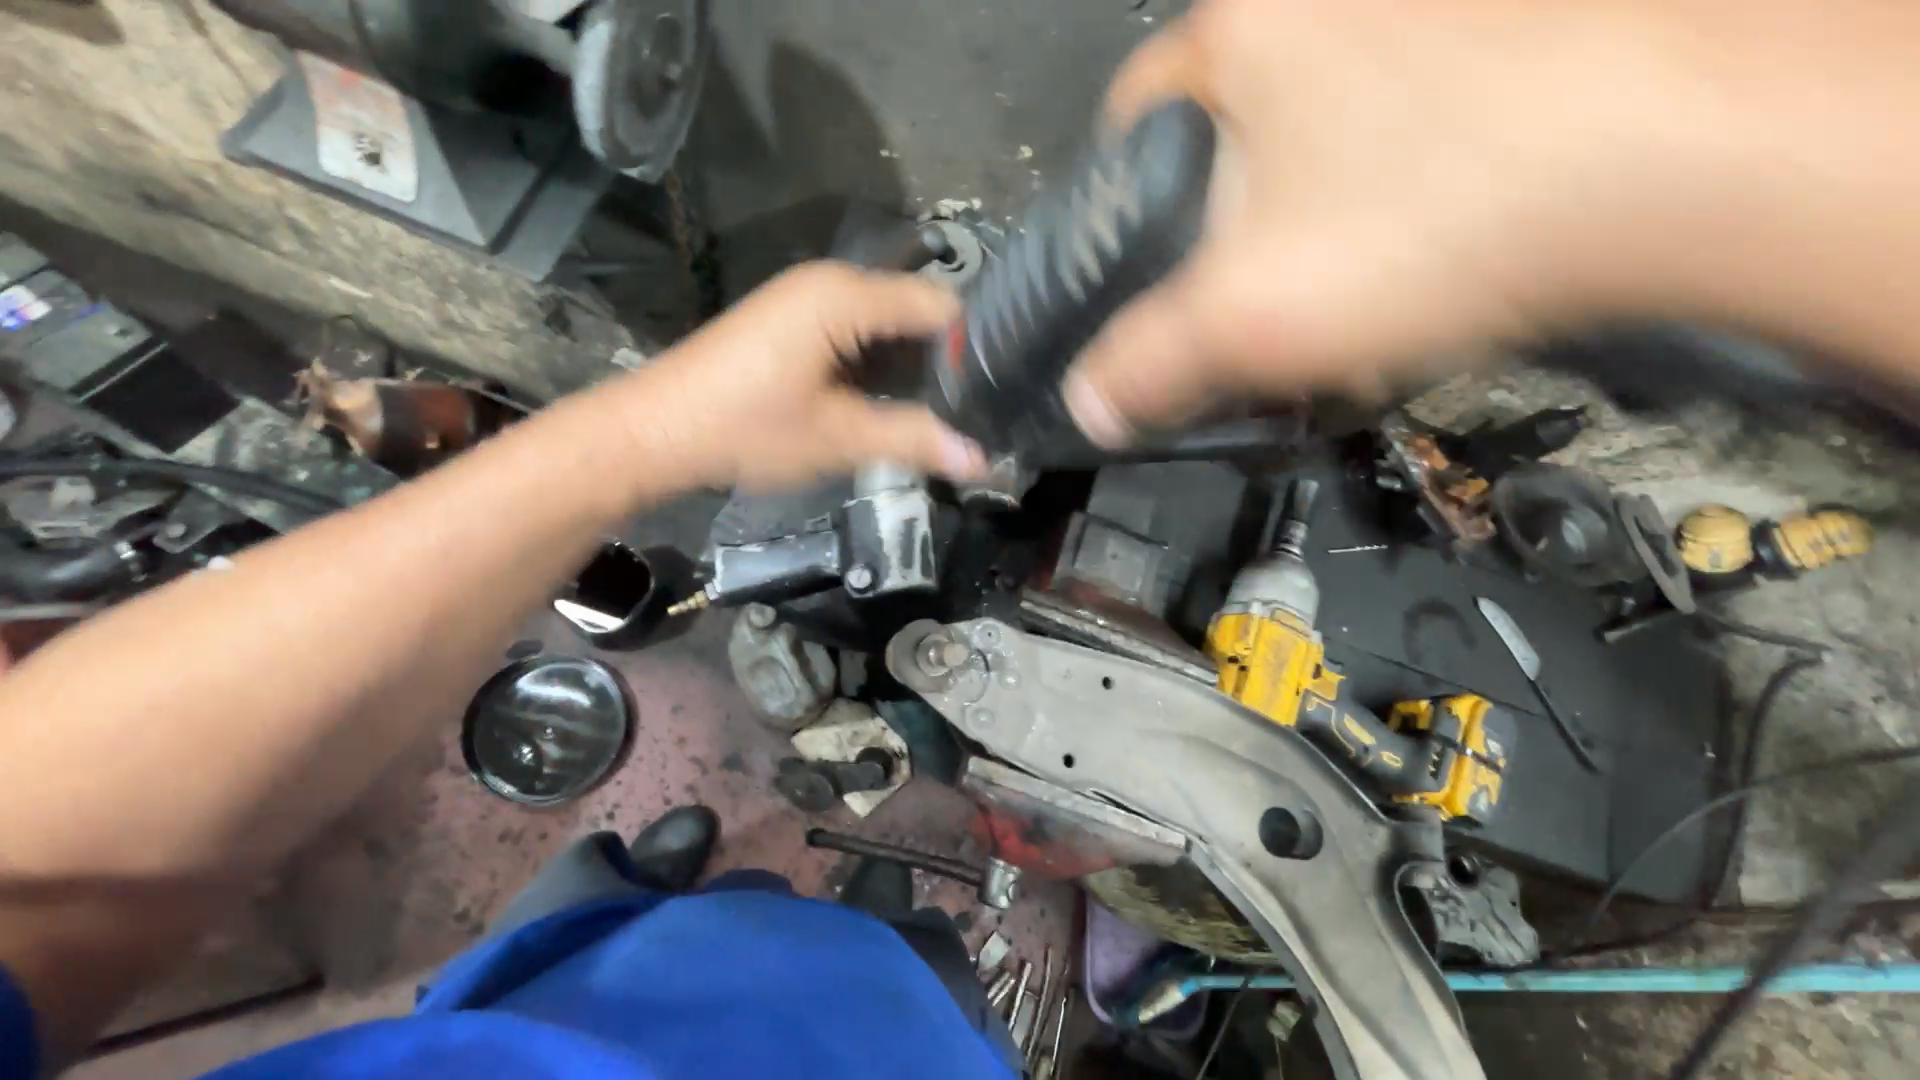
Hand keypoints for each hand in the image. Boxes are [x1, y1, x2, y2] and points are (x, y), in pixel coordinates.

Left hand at [607, 262, 986, 490]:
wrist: (656, 431)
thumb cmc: (745, 429)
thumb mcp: (837, 437)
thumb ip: (913, 439)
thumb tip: (980, 458)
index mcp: (845, 297)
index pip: (940, 304)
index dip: (972, 348)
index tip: (996, 395)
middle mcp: (831, 284)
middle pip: (915, 311)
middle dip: (944, 361)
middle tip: (975, 414)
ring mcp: (808, 300)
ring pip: (886, 325)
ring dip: (910, 368)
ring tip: (941, 416)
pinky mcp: (793, 322)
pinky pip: (858, 333)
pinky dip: (878, 366)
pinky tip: (889, 405)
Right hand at [1062, 0, 1878, 444]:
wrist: (1691, 168)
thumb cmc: (1456, 211)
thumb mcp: (1253, 318)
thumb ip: (1147, 363)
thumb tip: (1090, 402)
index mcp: (1241, 35)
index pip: (1127, 118)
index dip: (1120, 203)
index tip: (1142, 260)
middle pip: (1220, 127)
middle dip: (1217, 210)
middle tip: (1240, 283)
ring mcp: (1418, 8)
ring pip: (1310, 121)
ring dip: (1302, 196)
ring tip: (1335, 269)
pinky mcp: (1495, 35)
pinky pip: (1394, 113)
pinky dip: (1382, 175)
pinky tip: (1412, 232)